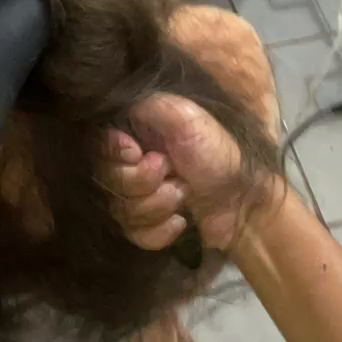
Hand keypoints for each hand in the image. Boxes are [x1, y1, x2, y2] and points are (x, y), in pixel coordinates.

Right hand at [103, 92, 270, 250]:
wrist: (243, 201)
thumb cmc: (215, 151)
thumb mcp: (186, 117)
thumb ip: (148, 106)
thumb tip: (119, 111)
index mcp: (133, 130)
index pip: (98, 144)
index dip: (115, 153)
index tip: (138, 153)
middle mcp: (127, 161)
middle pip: (107, 179)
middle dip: (142, 183)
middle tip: (172, 173)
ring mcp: (134, 194)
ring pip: (119, 210)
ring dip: (156, 206)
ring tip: (183, 194)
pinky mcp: (144, 224)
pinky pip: (133, 235)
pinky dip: (159, 231)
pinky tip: (181, 220)